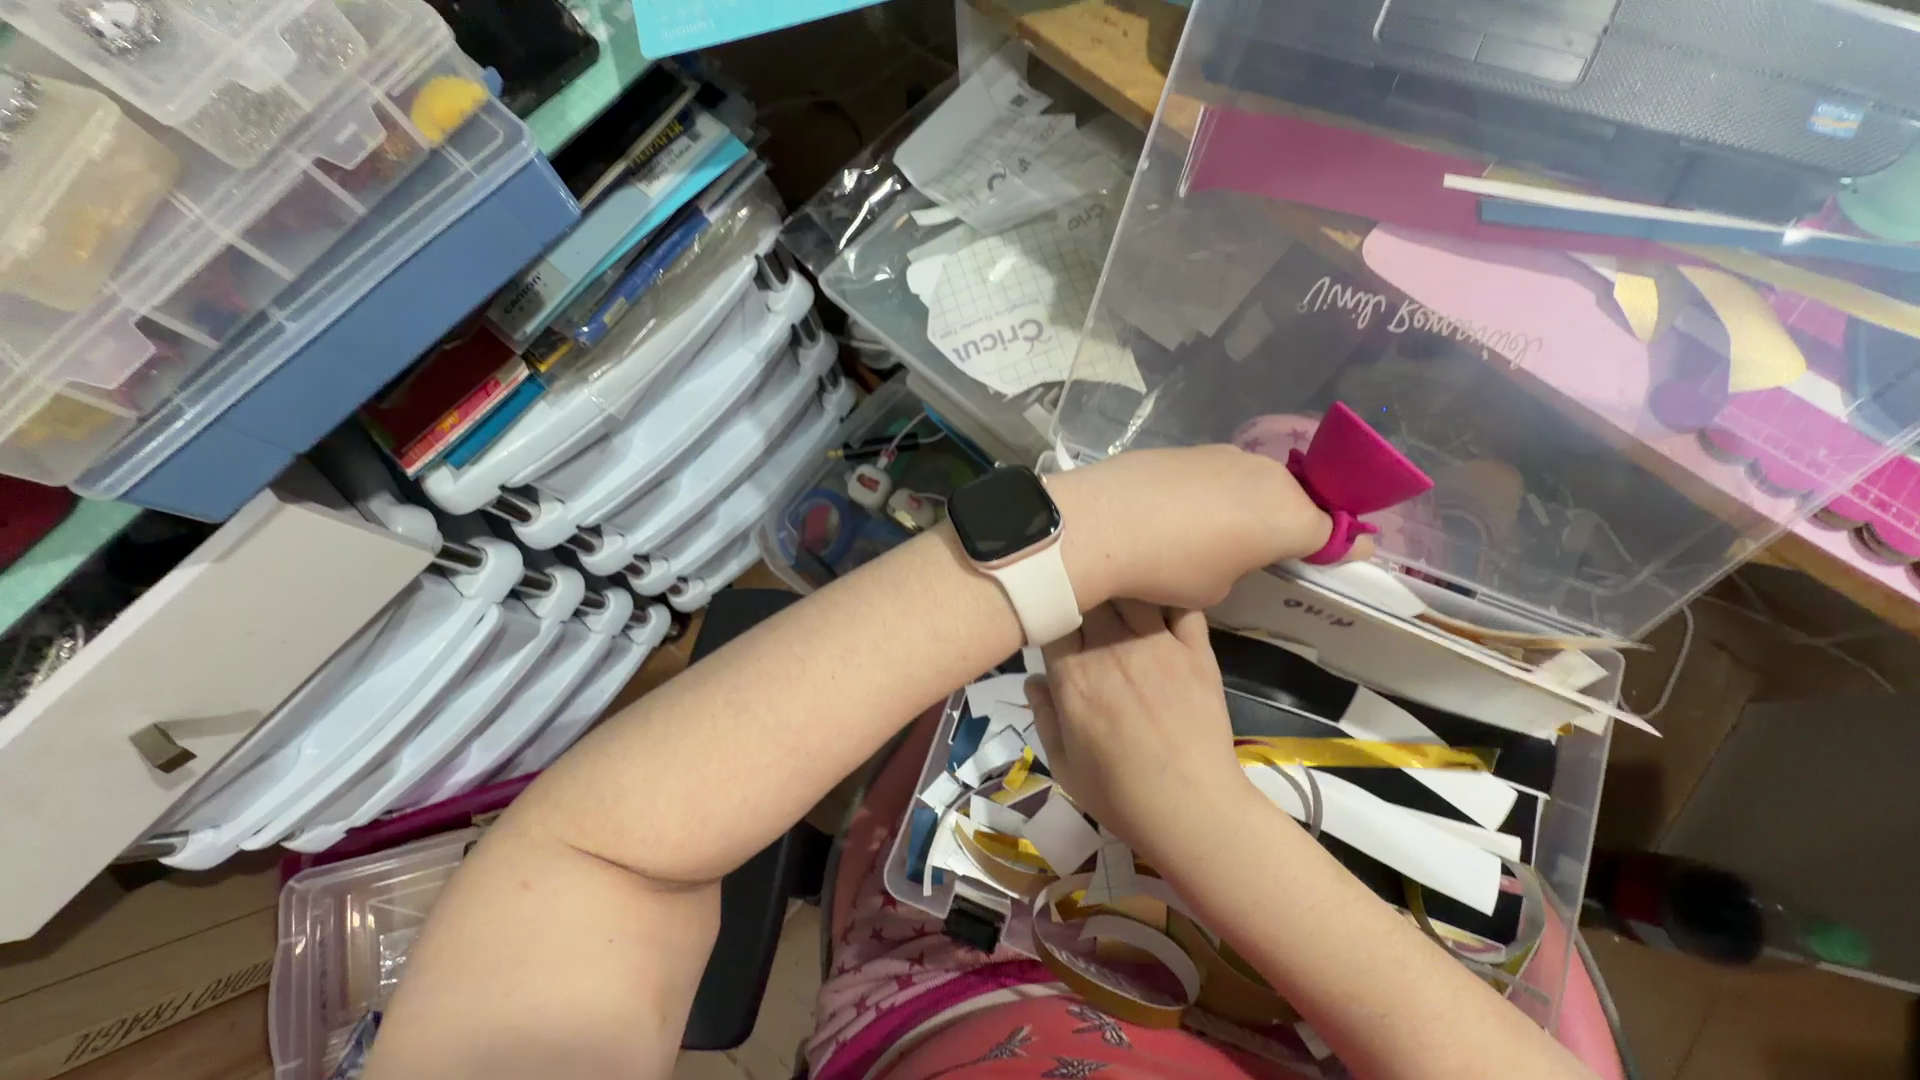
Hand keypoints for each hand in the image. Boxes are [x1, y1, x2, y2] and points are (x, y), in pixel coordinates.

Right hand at [1023, 601, 1257, 866]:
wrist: (1191, 809)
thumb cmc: (1119, 795)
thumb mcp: (1063, 765)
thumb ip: (1044, 716)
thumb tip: (1033, 680)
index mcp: (1072, 676)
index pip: (1053, 616)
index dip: (1050, 613)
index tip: (1053, 622)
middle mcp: (1111, 649)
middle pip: (1091, 596)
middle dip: (1084, 596)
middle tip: (1086, 609)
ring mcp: (1157, 645)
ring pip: (1132, 592)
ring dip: (1122, 590)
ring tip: (1120, 598)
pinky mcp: (1196, 651)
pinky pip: (1182, 605)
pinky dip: (1170, 595)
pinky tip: (1161, 602)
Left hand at [1049, 445, 1365, 610]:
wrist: (1101, 523)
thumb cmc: (1169, 567)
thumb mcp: (1214, 587)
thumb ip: (1240, 566)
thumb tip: (1231, 549)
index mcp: (1288, 516)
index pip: (1329, 531)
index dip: (1338, 545)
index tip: (1350, 550)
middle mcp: (1266, 477)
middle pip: (1295, 499)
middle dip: (1291, 519)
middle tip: (1275, 544)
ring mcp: (1225, 455)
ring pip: (1254, 481)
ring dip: (1249, 501)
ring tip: (1223, 527)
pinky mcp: (1187, 448)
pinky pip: (1217, 472)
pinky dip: (1213, 490)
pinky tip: (1184, 510)